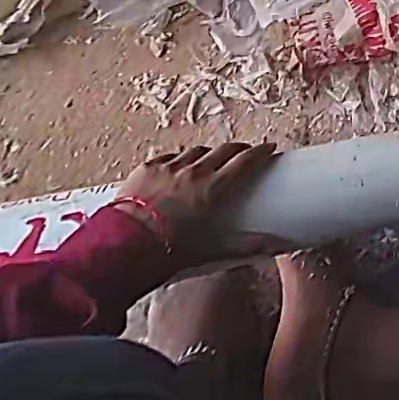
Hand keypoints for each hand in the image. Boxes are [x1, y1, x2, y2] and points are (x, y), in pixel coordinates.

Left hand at [114, 142, 277, 258]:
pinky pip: (170, 157)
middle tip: (245, 153)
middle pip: (224, 150)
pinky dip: (180, 160)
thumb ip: (246, 245)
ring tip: (212, 161)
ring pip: (197, 151)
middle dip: (238, 148)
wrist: (122, 247)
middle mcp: (194, 171)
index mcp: (213, 188)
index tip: (269, 147)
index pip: (244, 161)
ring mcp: (169, 167)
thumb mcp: (212, 250)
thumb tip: (276, 244)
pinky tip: (180, 169)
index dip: (260, 152)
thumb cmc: (169, 251)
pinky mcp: (148, 168)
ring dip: (209, 154)